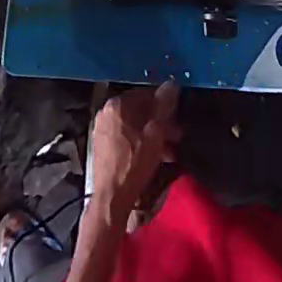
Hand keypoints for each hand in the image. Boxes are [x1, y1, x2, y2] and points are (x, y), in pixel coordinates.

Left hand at [89, 83, 179, 219]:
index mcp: (117, 104)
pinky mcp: (103, 144)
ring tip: (170, 150)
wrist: (112, 197)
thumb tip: (172, 84)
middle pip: (140, 110)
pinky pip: (126, 136)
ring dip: (153, 134)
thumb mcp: (155, 134)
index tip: (179, 117)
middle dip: (161, 122)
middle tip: (177, 135)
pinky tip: (155, 157)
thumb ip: (164, 106)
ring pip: (134, 125)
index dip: (166, 104)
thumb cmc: (135, 163)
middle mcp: (106, 111)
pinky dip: (141, 142)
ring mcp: (103, 128)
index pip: (146, 93)